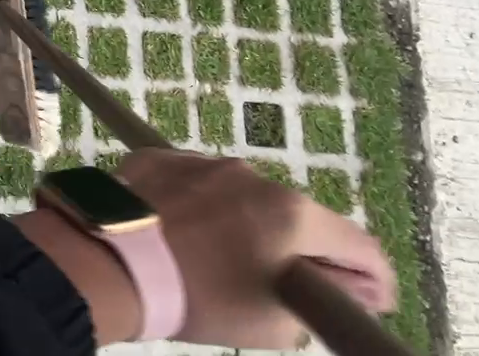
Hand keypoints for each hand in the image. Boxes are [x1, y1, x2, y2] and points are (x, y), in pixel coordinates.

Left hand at [119, 149, 396, 348]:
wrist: (108, 256)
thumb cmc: (199, 296)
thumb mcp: (278, 321)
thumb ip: (322, 299)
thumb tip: (345, 285)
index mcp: (291, 213)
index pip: (361, 247)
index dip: (370, 281)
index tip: (361, 300)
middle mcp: (248, 175)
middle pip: (297, 215)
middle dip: (301, 247)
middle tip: (282, 278)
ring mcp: (196, 160)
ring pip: (241, 194)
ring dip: (245, 220)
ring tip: (220, 252)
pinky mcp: (154, 156)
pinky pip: (193, 181)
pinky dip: (198, 202)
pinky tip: (181, 229)